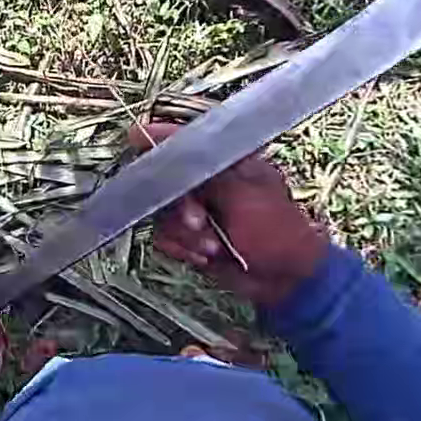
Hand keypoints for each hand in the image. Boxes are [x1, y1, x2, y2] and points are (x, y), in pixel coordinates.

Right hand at [129, 122, 329, 307]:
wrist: (286, 282)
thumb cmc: (275, 231)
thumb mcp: (244, 194)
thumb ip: (206, 171)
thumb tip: (174, 148)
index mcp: (226, 162)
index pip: (186, 140)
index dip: (160, 138)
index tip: (135, 138)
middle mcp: (207, 182)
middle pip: (165, 180)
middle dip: (180, 207)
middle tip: (199, 221)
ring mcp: (197, 210)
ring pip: (162, 212)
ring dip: (185, 234)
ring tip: (211, 246)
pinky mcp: (189, 236)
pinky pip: (164, 235)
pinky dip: (181, 247)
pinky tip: (203, 256)